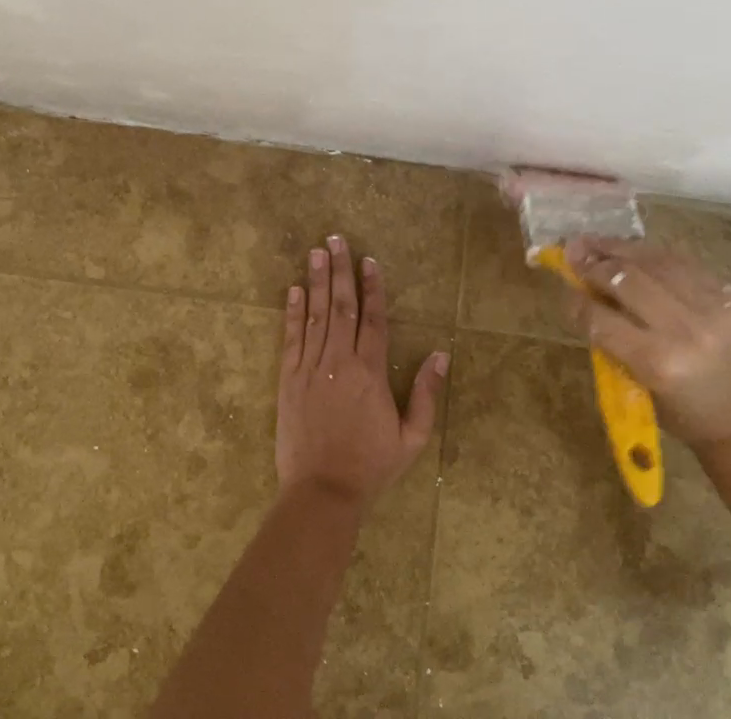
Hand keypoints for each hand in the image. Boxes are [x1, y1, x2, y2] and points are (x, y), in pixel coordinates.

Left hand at [276, 235, 447, 507]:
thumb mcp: (412, 436)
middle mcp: (339, 361)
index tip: (369, 260)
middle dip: (339, 270)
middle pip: (341, 306)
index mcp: (370, 372)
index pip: (373, 318)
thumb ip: (426, 394)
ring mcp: (310, 369)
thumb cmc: (371, 466)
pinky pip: (291, 339)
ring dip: (315, 281)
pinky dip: (292, 313)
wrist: (322, 491)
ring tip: (315, 252)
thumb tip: (442, 354)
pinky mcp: (288, 381)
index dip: (372, 286)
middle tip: (335, 239)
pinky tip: (293, 291)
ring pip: (315, 315)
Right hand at [561, 237, 730, 444]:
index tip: (563, 286)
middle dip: (596, 264)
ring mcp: (711, 308)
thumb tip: (581, 295)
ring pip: (656, 262)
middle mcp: (685, 330)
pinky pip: (683, 263)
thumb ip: (610, 338)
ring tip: (597, 241)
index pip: (603, 320)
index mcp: (657, 362)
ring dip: (622, 249)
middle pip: (629, 281)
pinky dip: (653, 255)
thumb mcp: (634, 383)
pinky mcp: (728, 296)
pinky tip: (634, 250)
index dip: (578, 301)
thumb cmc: (678, 411)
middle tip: (573, 250)